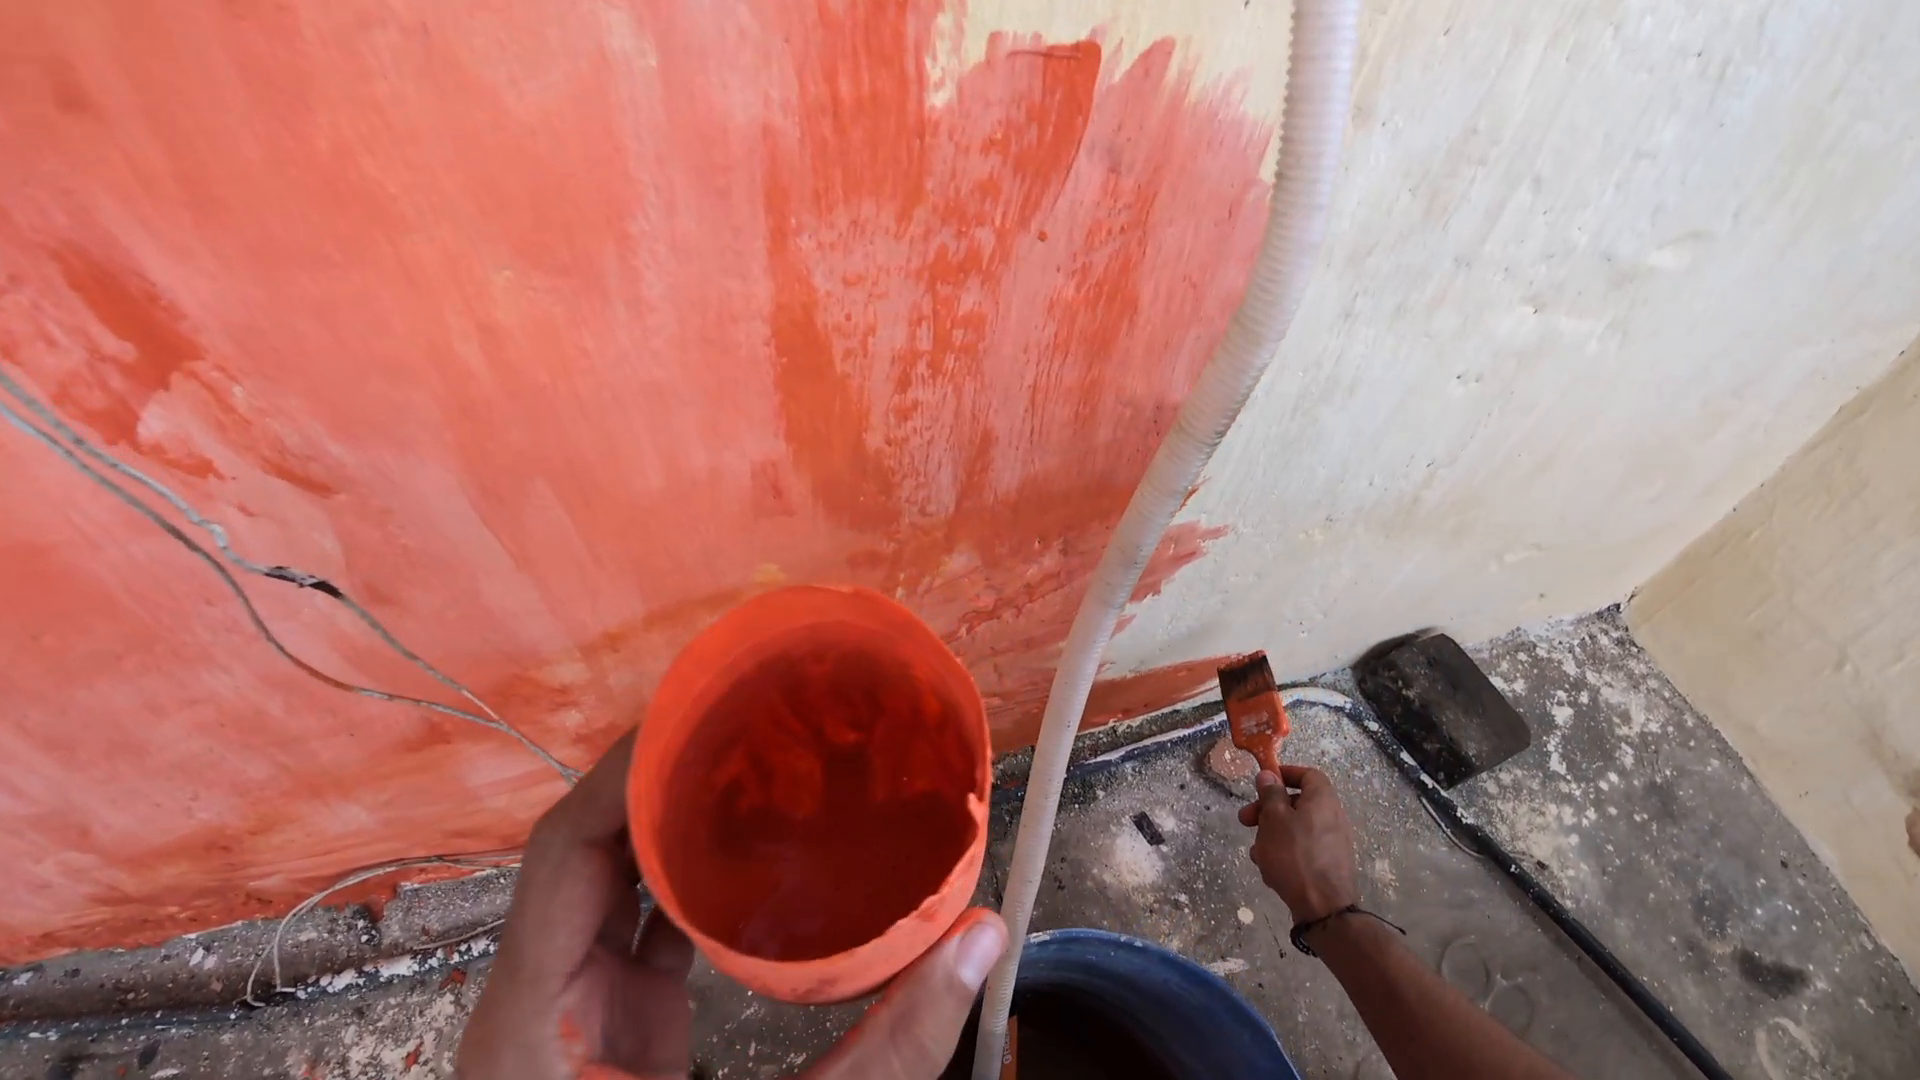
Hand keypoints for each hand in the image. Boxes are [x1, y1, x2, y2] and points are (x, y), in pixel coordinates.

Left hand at [456, 733, 1008, 1079]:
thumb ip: (891, 1047)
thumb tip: (986, 935)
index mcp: (539, 1020)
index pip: (564, 849)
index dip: (626, 770)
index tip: (706, 715)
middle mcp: (537, 997)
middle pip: (586, 846)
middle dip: (663, 775)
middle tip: (752, 722)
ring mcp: (567, 1007)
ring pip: (608, 876)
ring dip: (672, 816)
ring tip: (755, 761)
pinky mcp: (606, 1016)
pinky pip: (634, 916)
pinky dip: (682, 868)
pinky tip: (747, 843)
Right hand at [1236, 765, 1359, 924]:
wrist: (1324, 909)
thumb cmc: (1295, 855)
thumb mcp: (1274, 819)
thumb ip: (1270, 794)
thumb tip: (1269, 775)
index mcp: (1323, 801)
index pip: (1309, 775)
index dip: (1285, 774)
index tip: (1264, 782)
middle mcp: (1332, 818)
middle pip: (1297, 803)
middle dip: (1267, 810)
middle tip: (1246, 820)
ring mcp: (1332, 844)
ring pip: (1295, 829)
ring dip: (1271, 835)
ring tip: (1257, 852)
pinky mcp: (1328, 866)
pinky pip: (1301, 850)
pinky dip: (1283, 853)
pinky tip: (1270, 870)